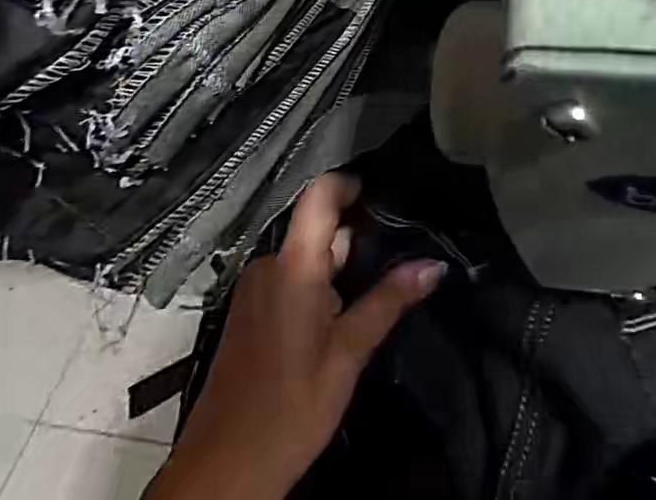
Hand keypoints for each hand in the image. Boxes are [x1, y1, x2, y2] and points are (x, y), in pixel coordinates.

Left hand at [150, 173, 444, 499]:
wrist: (221, 477)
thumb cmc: (288, 411)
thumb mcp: (349, 354)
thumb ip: (389, 301)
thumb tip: (434, 264)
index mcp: (291, 268)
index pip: (319, 196)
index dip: (353, 184)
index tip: (389, 195)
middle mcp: (268, 268)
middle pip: (320, 229)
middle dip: (361, 237)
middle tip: (405, 250)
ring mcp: (255, 291)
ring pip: (309, 257)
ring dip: (343, 266)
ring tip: (386, 283)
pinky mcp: (250, 315)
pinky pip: (293, 279)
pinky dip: (323, 284)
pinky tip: (349, 312)